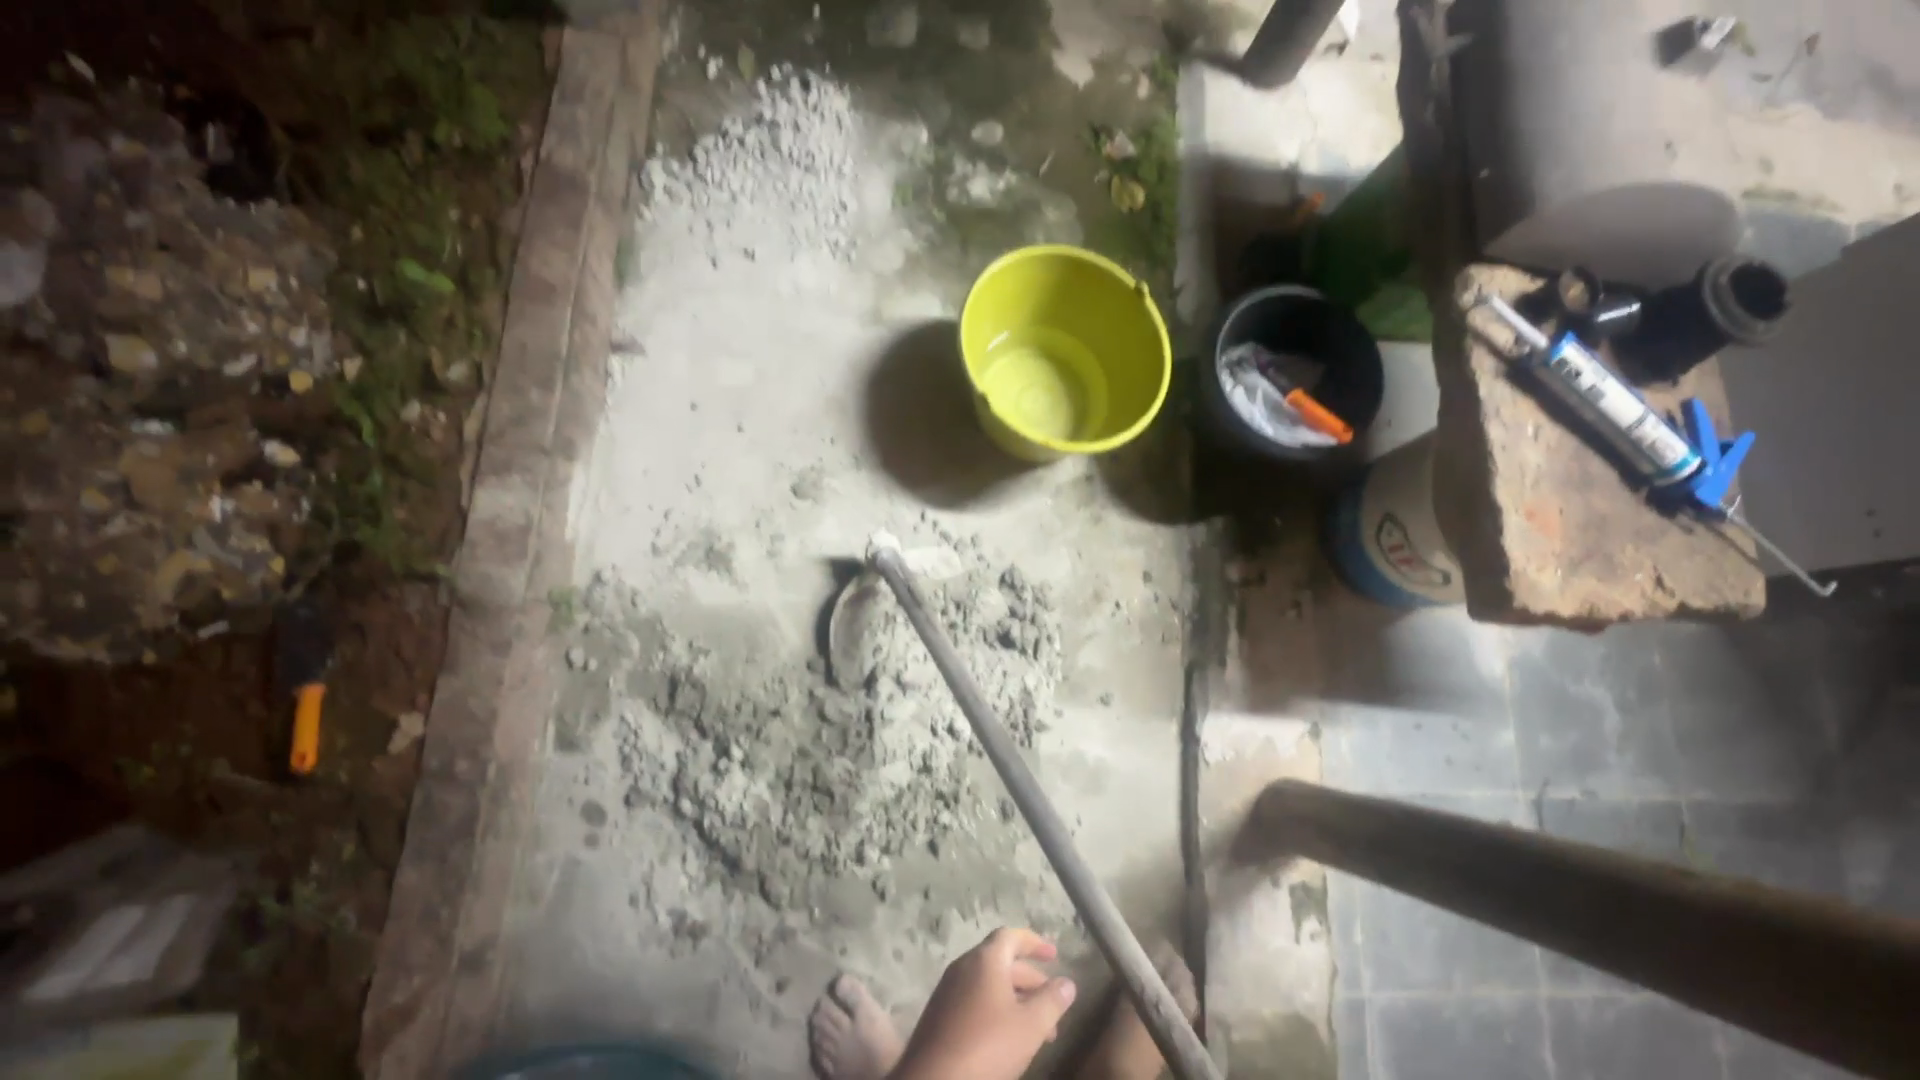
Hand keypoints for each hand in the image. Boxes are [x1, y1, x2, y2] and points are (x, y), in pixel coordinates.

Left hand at [890, 927, 1077, 1079]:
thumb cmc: (987, 1046)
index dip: (1034, 942)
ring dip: (1015, 1001)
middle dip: (1030, 981)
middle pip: (1001, 962)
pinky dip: (996, 1011)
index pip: (1011, 936)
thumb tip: (1067, 983)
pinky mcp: (939, 1015)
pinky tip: (1007, 1038)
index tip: (1055, 955)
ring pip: (988, 985)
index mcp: (984, 960)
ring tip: (1037, 1030)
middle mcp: (963, 967)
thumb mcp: (1030, 1025)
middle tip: (1053, 1005)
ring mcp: (947, 991)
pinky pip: (974, 1001)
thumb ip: (1052, 1001)